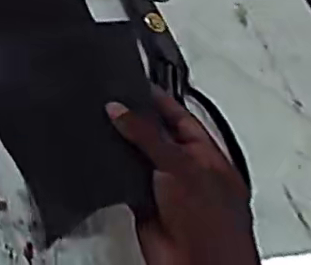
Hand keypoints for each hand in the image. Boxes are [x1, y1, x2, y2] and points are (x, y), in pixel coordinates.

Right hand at [108, 90, 258, 264]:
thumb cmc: (214, 230)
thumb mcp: (182, 169)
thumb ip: (148, 135)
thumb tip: (118, 108)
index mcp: (208, 160)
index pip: (179, 117)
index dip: (157, 98)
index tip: (133, 80)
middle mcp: (187, 171)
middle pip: (155, 133)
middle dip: (133, 117)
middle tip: (108, 96)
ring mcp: (165, 187)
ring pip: (136, 152)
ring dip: (119, 139)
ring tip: (97, 115)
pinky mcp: (143, 200)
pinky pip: (122, 173)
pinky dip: (110, 162)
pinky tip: (96, 147)